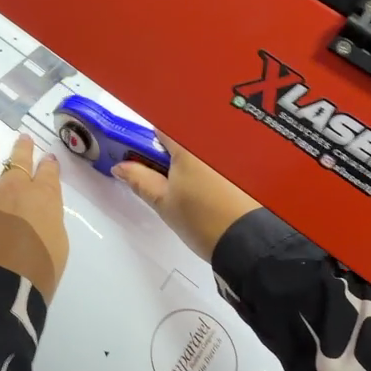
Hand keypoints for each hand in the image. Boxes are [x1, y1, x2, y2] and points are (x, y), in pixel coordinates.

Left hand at [0, 134, 69, 302]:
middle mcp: (9, 189)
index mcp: (40, 199)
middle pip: (18, 163)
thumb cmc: (34, 275)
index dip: (48, 166)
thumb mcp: (56, 248)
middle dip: (22, 150)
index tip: (47, 159)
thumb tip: (38, 216)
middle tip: (23, 138)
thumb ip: (48, 224)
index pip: (47, 175)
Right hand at [113, 135, 261, 261]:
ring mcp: (233, 153)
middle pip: (183, 137)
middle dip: (172, 152)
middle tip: (166, 178)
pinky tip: (211, 191)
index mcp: (188, 144)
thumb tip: (121, 166)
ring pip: (203, 148)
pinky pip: (222, 158)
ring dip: (193, 161)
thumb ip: (139, 179)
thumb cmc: (203, 220)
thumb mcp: (163, 202)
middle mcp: (212, 141)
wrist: (249, 242)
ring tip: (191, 189)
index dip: (148, 141)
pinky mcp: (247, 167)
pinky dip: (213, 168)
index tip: (142, 157)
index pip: (160, 128)